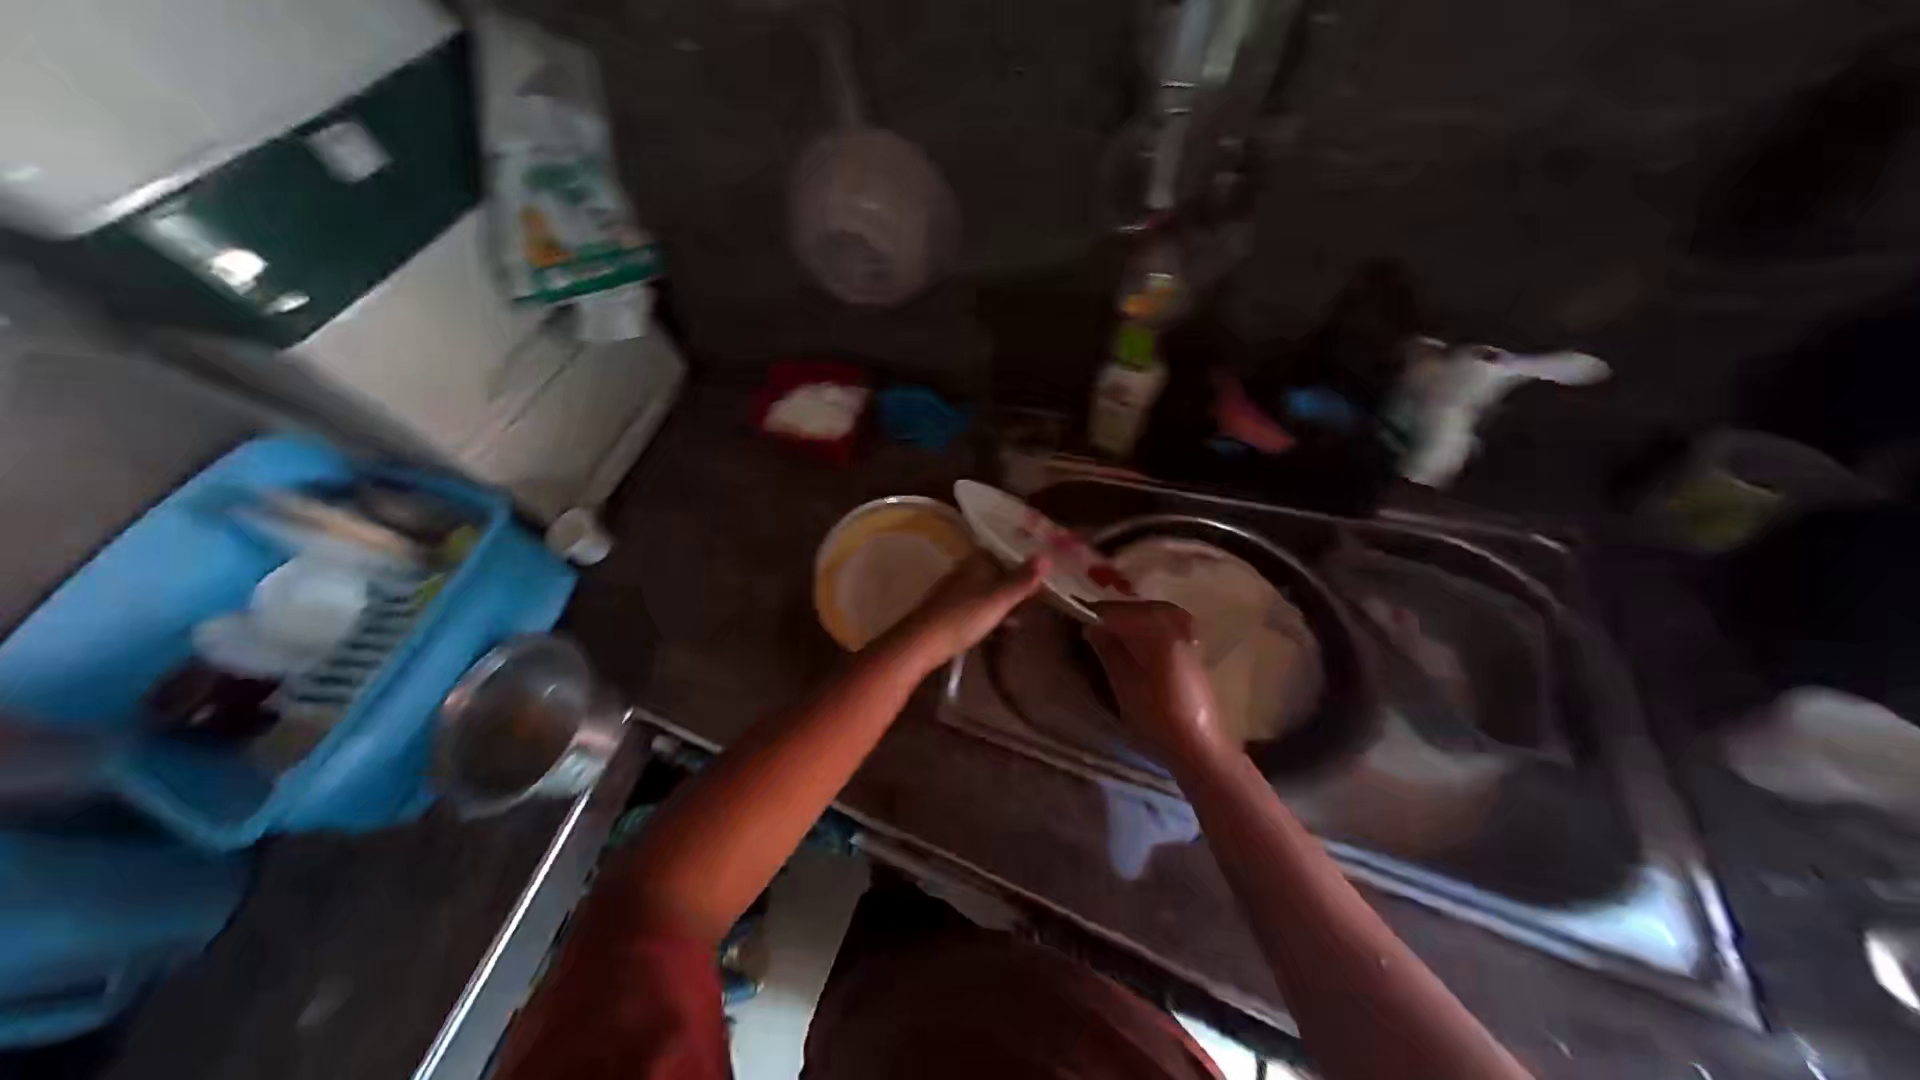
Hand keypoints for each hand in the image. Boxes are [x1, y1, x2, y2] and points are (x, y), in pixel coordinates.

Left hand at [886, 554, 1047, 671]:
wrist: (921, 643)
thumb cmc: (964, 617)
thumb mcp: (999, 599)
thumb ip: (1022, 580)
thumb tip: (1046, 556)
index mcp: (977, 561)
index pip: (1005, 551)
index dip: (1024, 561)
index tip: (1042, 574)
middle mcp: (965, 570)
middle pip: (997, 571)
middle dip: (1016, 584)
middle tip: (1037, 599)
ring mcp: (955, 590)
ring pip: (988, 590)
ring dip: (1005, 602)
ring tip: (1021, 618)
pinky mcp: (948, 609)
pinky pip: (977, 606)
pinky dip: (991, 614)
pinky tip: (999, 629)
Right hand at [1085, 601, 1236, 772]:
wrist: (1202, 750)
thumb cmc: (1160, 722)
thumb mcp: (1125, 687)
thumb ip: (1108, 651)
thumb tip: (1090, 624)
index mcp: (1160, 630)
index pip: (1115, 611)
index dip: (1091, 616)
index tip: (1072, 626)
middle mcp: (1177, 622)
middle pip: (1132, 608)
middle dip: (1108, 619)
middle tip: (1086, 635)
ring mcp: (1188, 633)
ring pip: (1145, 616)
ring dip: (1124, 625)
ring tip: (1104, 643)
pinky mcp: (1191, 646)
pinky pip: (1159, 625)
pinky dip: (1141, 631)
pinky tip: (1130, 648)